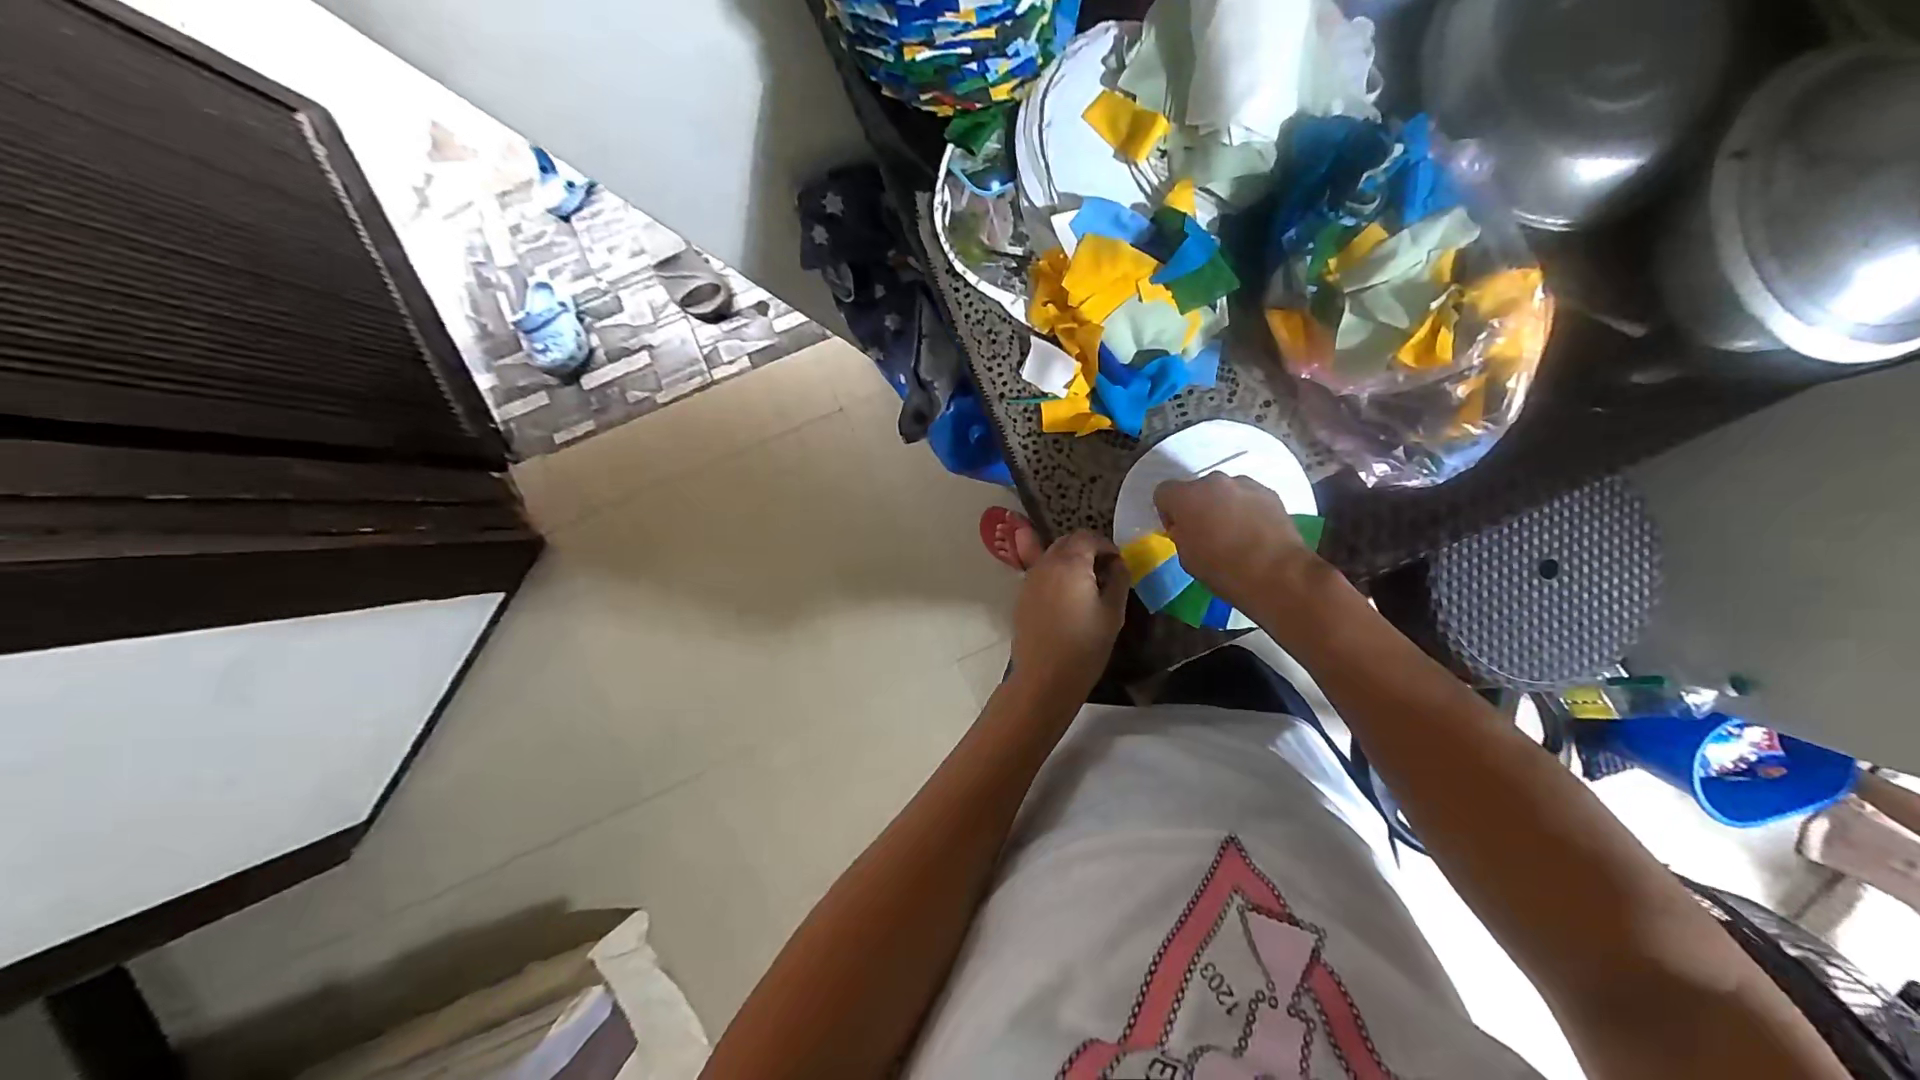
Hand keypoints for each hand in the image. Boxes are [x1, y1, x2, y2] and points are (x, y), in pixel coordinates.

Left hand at [1008, 530, 1128, 698]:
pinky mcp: (1021, 596)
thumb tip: (1117, 563)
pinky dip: (1055, 575)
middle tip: (1105, 572)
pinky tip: (1067, 599)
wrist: (1044, 677)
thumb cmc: (1085, 646)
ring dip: (1070, 561)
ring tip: (1087, 586)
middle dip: (1087, 549)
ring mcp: (1029, 579)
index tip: (1118, 564)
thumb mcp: (1113, 612)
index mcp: (1070, 563)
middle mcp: (1045, 564)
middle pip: (1067, 541)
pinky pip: (1041, 573)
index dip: (1106, 546)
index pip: (1088, 536)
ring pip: (1051, 556)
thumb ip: (1119, 579)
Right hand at [1154, 474, 1326, 613]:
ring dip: (1224, 505)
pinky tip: (1254, 532)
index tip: (1179, 530)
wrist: (1276, 573)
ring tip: (1235, 532)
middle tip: (1207, 532)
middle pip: (1197, 489)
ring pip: (1225, 491)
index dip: (1168, 512)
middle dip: (1198, 506)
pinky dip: (1247, 509)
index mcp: (1186, 497)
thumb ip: (1182, 535)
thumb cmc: (1223, 569)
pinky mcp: (1269, 493)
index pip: (1164, 492)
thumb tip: (1189, 529)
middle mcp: (1214, 482)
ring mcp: (1244, 484)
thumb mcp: (1187, 558)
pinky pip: (1248, 497)